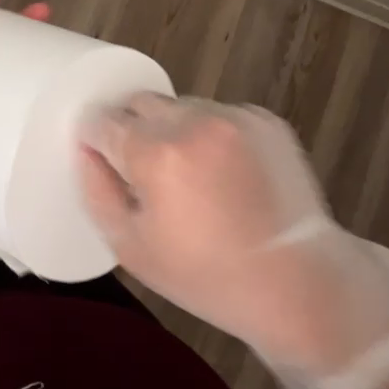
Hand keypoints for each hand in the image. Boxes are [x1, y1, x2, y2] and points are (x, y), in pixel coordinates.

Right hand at [78, 94, 388, 388]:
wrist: (302, 286)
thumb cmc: (207, 276)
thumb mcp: (132, 248)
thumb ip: (95, 190)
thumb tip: (85, 150)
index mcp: (155, 152)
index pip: (101, 120)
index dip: (98, 143)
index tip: (110, 168)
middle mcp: (193, 121)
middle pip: (139, 103)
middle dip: (135, 130)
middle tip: (151, 174)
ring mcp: (234, 117)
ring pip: (179, 106)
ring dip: (174, 129)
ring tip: (193, 175)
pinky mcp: (266, 120)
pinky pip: (218, 113)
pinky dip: (212, 134)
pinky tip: (226, 173)